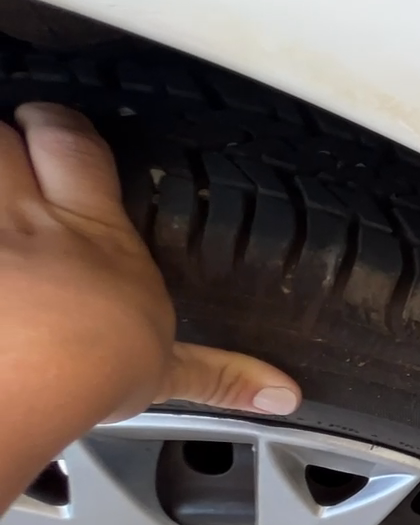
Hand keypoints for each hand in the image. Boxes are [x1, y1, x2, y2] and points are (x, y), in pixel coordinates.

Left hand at [0, 102, 299, 420]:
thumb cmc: (87, 370)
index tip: (57, 132)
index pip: (74, 150)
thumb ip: (220, 375)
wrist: (10, 385)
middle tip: (13, 149)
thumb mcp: (164, 375)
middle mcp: (28, 220)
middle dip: (4, 137)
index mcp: (97, 239)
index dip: (60, 130)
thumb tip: (285, 394)